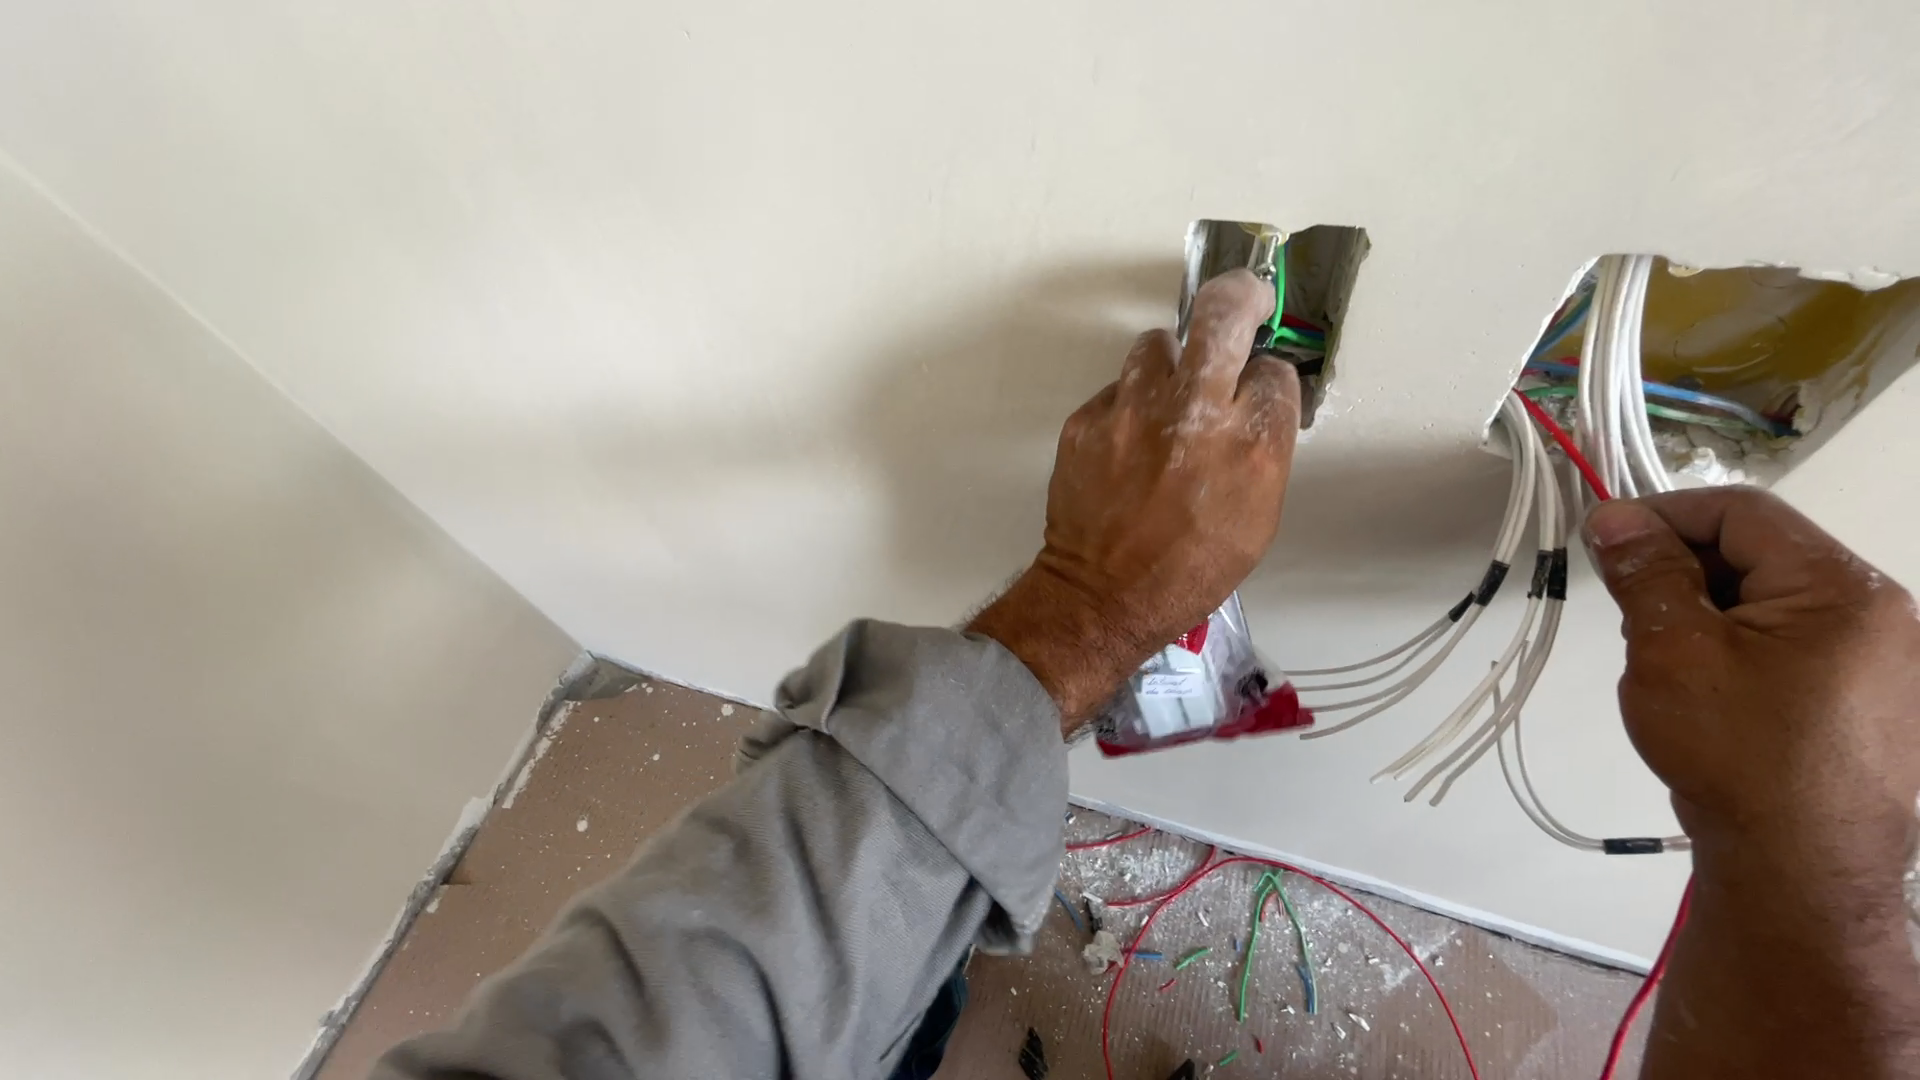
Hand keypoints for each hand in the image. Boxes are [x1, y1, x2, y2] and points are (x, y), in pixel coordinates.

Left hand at [971, 269, 1300, 730]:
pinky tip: (1126, 444)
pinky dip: (1128, 406)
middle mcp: (1193, 413)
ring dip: (1170, 362)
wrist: (1102, 594)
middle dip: (1239, 297)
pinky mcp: (1086, 421)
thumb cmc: (1189, 570)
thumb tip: (1255, 406)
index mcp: (1252, 445)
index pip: (1273, 371)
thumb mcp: (1257, 519)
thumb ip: (1263, 451)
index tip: (1257, 384)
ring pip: (1157, 345)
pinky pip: (1117, 391)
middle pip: (1223, 316)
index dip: (1266, 377)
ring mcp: (1132, 412)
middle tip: (1245, 298)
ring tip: (1167, 398)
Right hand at [1585, 488, 1919, 877]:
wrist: (1798, 858)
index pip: (1743, 511)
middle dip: (1675, 560)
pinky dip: (1725, 632)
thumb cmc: (1734, 745)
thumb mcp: (1672, 648)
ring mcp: (1877, 654)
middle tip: (1619, 597)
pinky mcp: (1858, 690)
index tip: (1599, 538)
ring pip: (1764, 592)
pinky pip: (1782, 633)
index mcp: (1844, 589)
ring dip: (1697, 598)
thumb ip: (1647, 572)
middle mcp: (1877, 610)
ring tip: (1652, 642)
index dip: (1662, 512)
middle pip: (1757, 549)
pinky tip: (1692, 671)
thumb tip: (1615, 516)